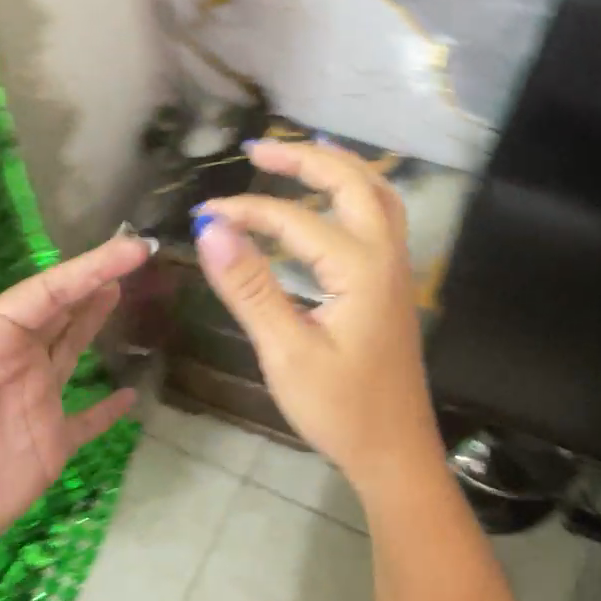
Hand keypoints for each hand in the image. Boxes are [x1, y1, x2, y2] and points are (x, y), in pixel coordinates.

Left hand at [0, 214, 149, 596]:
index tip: (131, 247)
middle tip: (135, 252)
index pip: (44, 294)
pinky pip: (86, 423)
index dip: (88, 269)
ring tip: (123, 291)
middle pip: (62, 314)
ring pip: (74, 353)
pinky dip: (108, 410)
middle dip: (95, 281)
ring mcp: (32, 409)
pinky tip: (130, 395)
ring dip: (96, 323)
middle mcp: (12, 367)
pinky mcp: (46, 452)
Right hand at [192, 141, 442, 485]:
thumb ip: (250, 287)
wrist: (395, 449)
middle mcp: (386, 254)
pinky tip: (329, 201)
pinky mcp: (394, 281)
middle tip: (256, 151)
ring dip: (337, 167)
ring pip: (376, 193)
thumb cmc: (341, 409)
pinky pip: (380, 216)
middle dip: (304, 159)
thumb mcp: (286, 351)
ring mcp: (397, 266)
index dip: (246, 212)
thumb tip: (211, 229)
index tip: (204, 215)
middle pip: (352, 181)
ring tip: (296, 156)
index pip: (295, 220)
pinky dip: (354, 192)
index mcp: (361, 268)